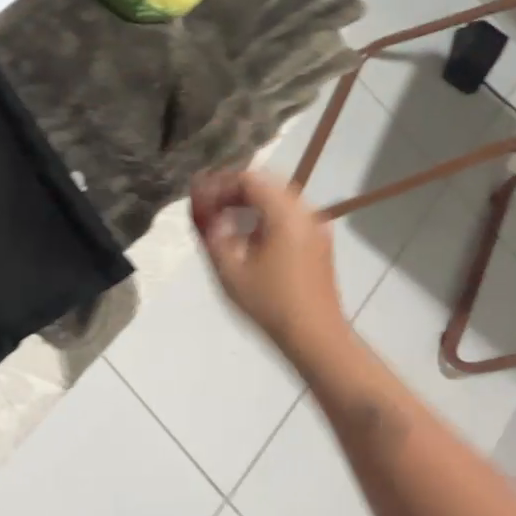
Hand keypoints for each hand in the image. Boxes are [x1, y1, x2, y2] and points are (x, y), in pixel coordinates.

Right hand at [190, 171, 346, 349]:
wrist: (316, 337)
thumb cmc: (269, 303)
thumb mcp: (229, 267)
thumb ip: (212, 231)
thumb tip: (203, 210)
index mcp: (285, 214)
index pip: (248, 178)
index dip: (217, 183)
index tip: (196, 199)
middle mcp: (306, 213)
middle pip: (264, 183)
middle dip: (231, 190)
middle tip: (205, 207)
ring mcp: (316, 227)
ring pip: (276, 197)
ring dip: (246, 202)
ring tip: (220, 220)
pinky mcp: (318, 241)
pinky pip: (287, 213)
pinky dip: (263, 213)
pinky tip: (245, 234)